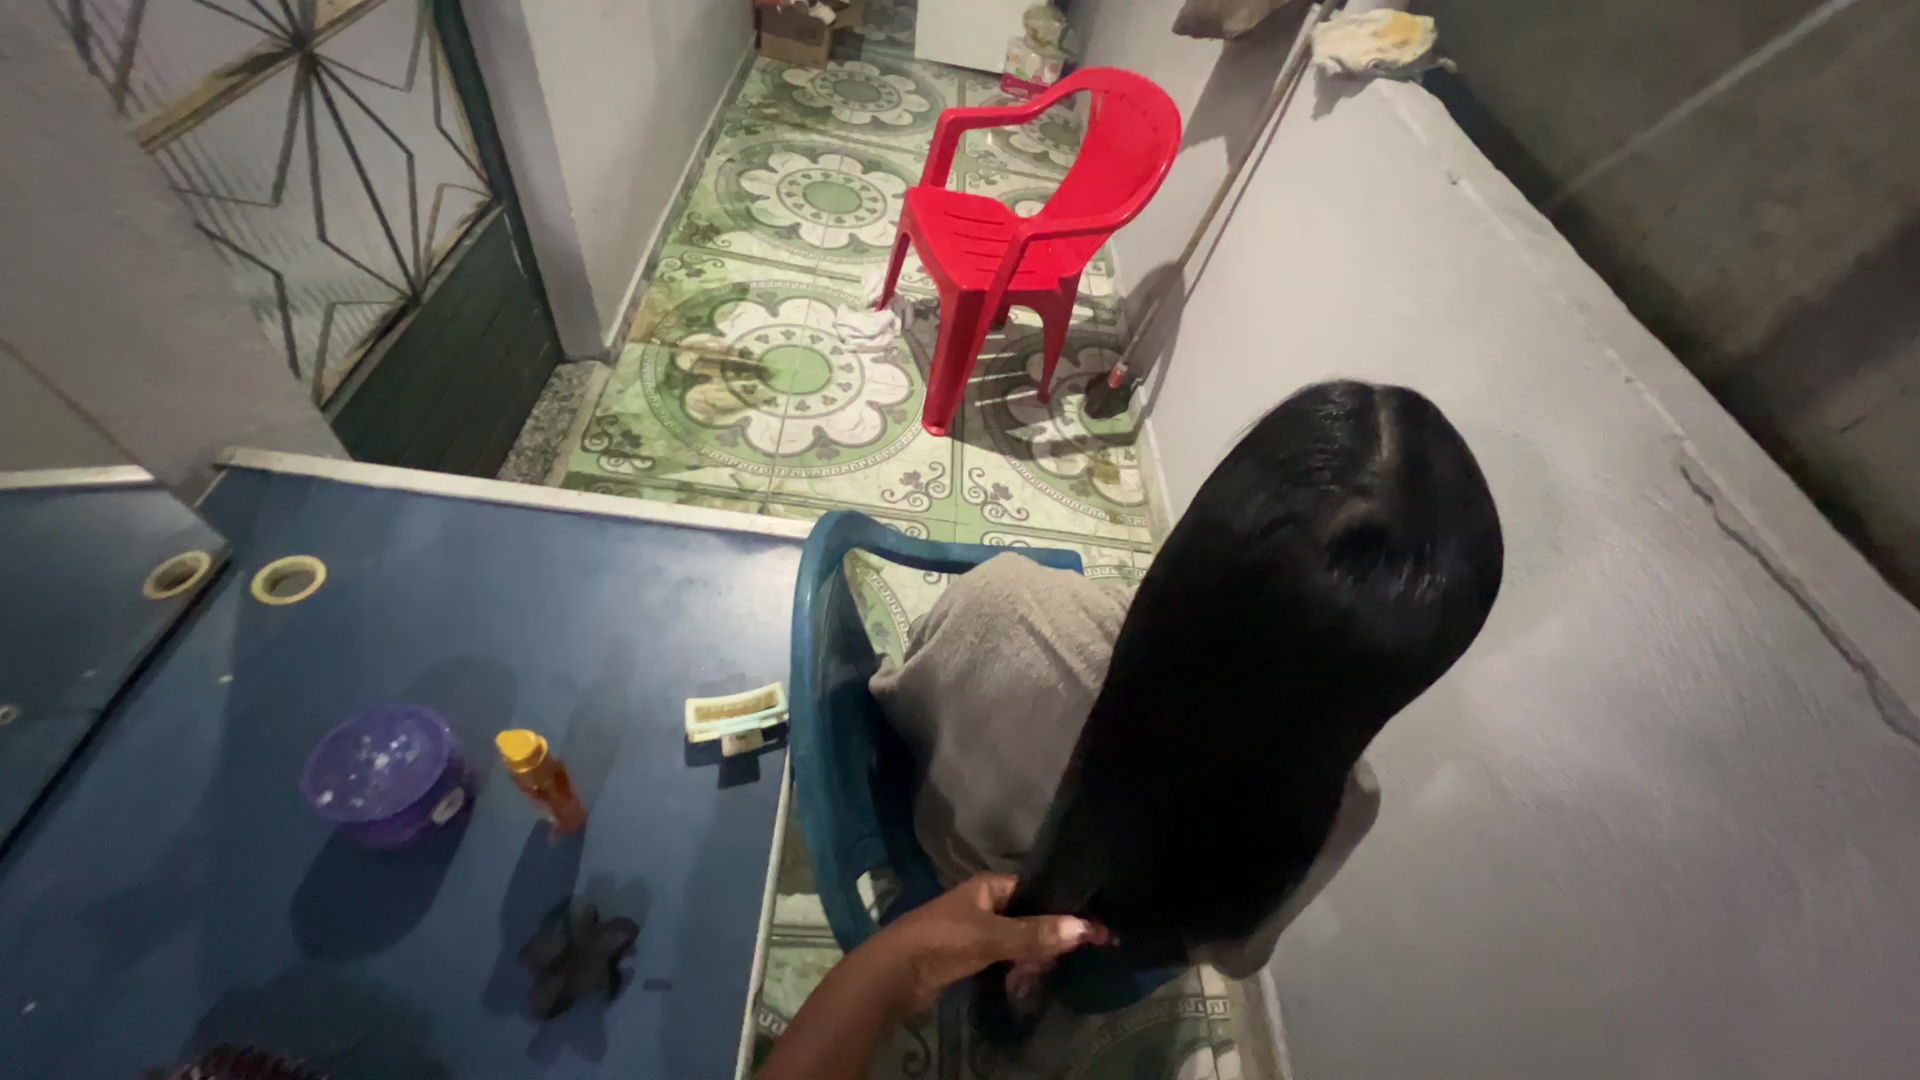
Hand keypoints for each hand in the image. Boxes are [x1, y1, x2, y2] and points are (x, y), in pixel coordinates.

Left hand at [869, 872, 1109, 1012]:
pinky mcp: (971, 954)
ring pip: (1019, 942)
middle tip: (1052, 966)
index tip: (1091, 931)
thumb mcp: (992, 935)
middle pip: (1030, 918)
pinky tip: (1020, 986)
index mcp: (990, 884)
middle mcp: (986, 901)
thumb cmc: (943, 939)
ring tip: (1030, 981)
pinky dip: (1015, 971)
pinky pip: (1005, 959)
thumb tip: (1085, 927)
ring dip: (1029, 961)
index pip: (1037, 890)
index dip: (1063, 910)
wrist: (895, 972)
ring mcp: (978, 928)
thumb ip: (1036, 934)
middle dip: (1044, 942)